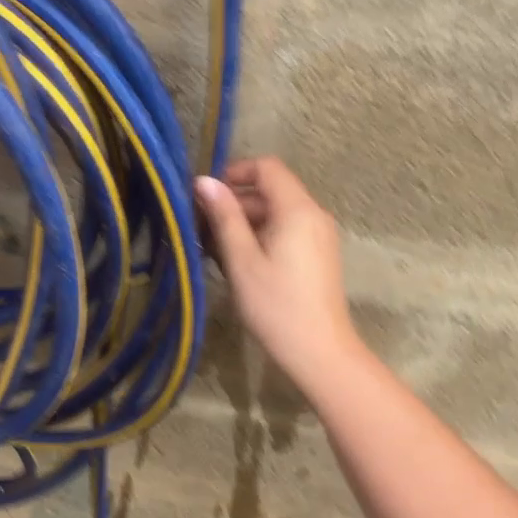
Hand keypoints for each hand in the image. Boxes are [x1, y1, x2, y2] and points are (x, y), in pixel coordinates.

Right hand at [195, 158, 359, 378]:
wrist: (318, 350)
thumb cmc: (275, 304)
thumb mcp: (241, 259)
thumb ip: (224, 216)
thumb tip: (203, 181)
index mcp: (297, 210)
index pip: (267, 168)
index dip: (234, 172)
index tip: (205, 195)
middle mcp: (313, 215)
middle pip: (270, 190)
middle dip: (233, 202)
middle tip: (199, 227)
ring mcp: (318, 235)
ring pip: (275, 212)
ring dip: (242, 222)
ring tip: (212, 249)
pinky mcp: (316, 253)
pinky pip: (284, 229)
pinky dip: (258, 236)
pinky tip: (236, 262)